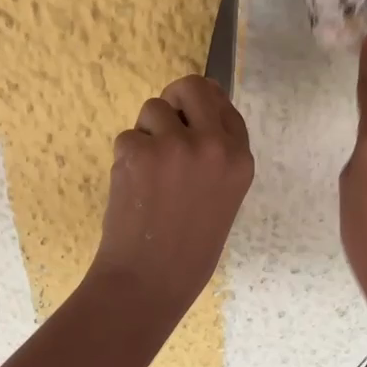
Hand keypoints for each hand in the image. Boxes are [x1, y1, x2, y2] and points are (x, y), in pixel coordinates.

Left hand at [89, 74, 253, 314]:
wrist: (152, 280)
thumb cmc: (189, 250)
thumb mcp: (222, 198)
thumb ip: (215, 159)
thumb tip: (193, 120)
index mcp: (241, 160)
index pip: (225, 106)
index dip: (202, 108)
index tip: (188, 119)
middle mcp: (214, 145)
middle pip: (192, 86)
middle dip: (174, 100)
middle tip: (161, 125)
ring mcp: (176, 145)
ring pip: (153, 110)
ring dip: (145, 134)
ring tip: (148, 175)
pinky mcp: (140, 151)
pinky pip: (128, 136)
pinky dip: (125, 159)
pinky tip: (133, 190)